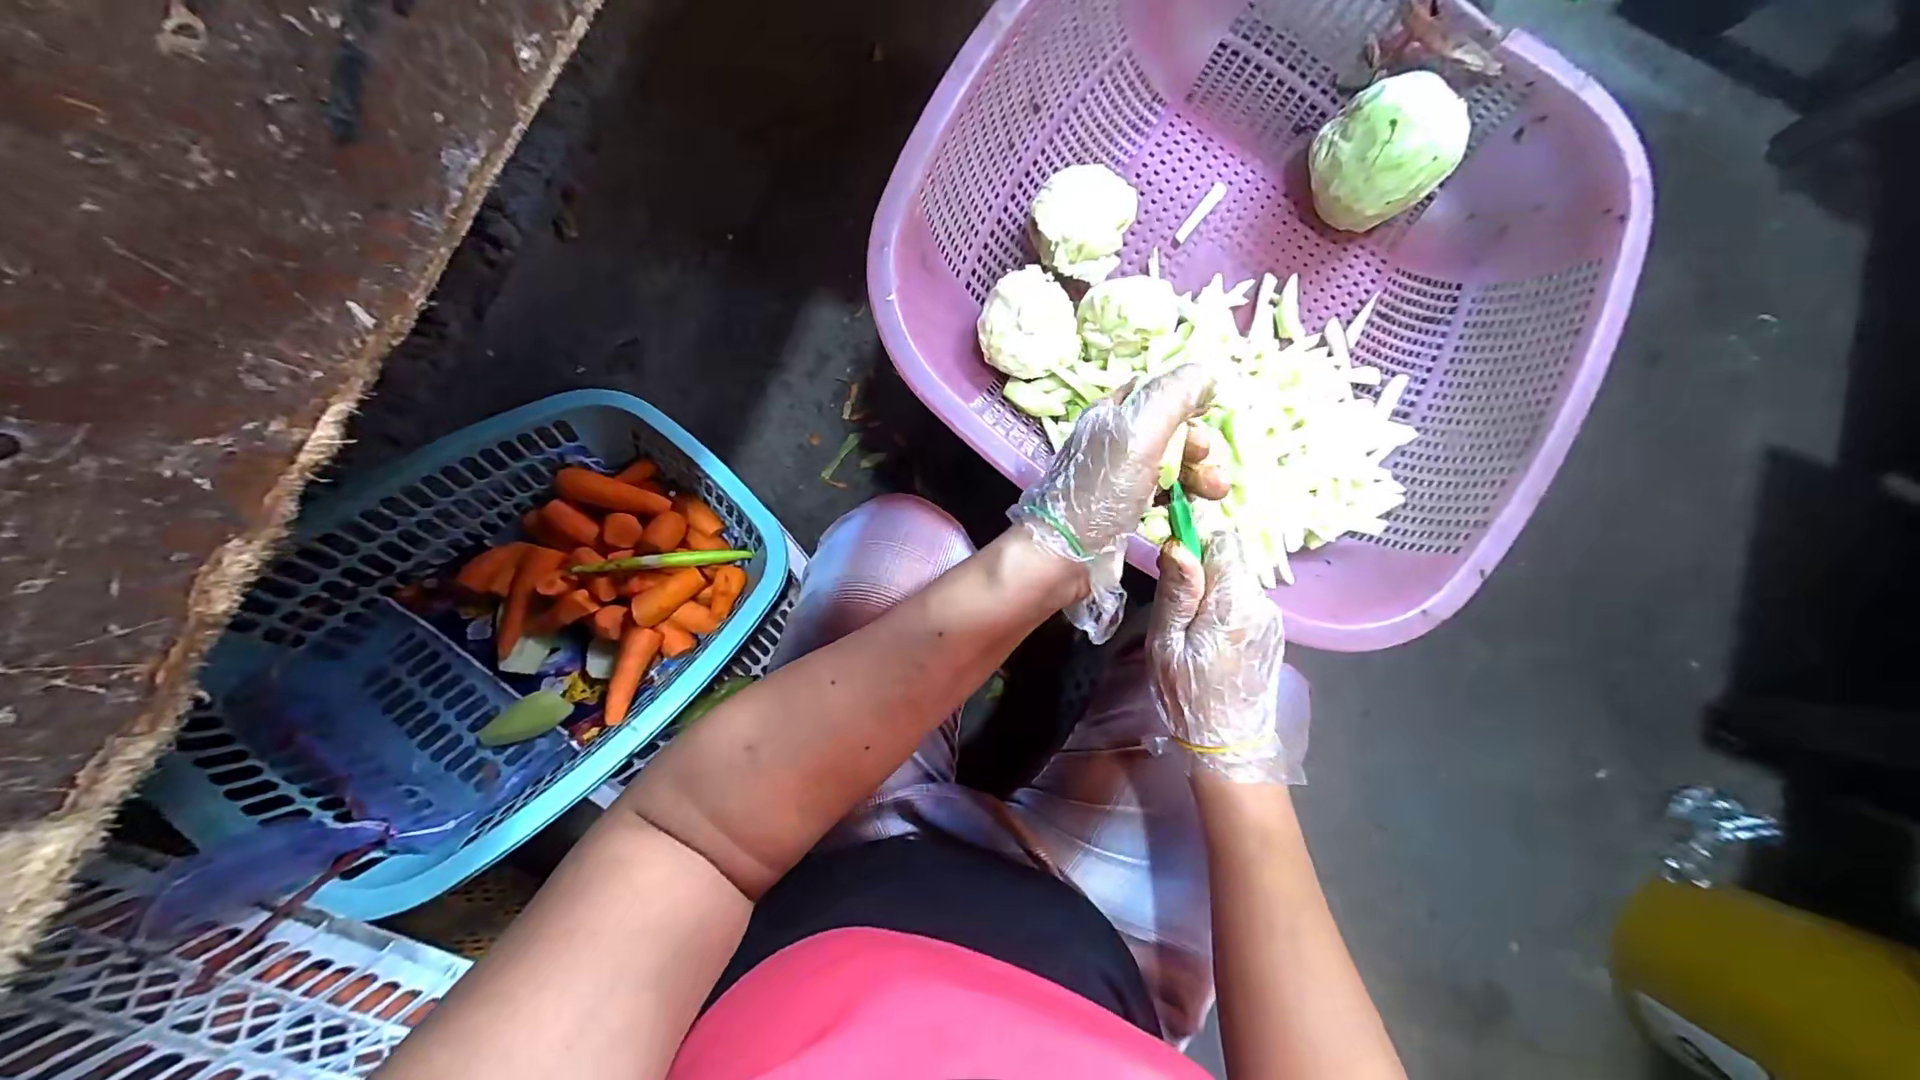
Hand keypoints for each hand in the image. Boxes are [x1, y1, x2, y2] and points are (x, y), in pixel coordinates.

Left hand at [1009, 363, 1214, 640]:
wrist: (1067, 552)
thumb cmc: (1103, 489)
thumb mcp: (1140, 432)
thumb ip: (1174, 396)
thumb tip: (1205, 376)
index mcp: (1113, 414)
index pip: (1157, 392)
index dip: (1186, 401)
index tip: (1206, 418)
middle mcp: (1115, 442)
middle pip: (1171, 431)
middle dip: (1199, 446)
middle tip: (1208, 465)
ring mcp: (1120, 478)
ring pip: (1172, 465)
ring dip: (1200, 475)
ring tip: (1214, 493)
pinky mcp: (1125, 509)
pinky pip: (1163, 495)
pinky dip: (1182, 499)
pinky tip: (1190, 511)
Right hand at [1148, 531, 1307, 783]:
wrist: (1229, 746)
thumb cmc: (1188, 694)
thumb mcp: (1168, 643)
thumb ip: (1177, 592)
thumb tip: (1179, 543)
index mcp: (1235, 602)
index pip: (1224, 541)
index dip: (1195, 544)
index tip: (1173, 569)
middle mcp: (1262, 603)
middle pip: (1231, 560)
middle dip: (1201, 571)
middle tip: (1176, 608)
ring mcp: (1272, 618)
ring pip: (1236, 581)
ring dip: (1211, 591)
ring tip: (1190, 628)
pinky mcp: (1271, 632)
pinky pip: (1243, 602)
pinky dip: (1223, 608)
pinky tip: (1209, 638)